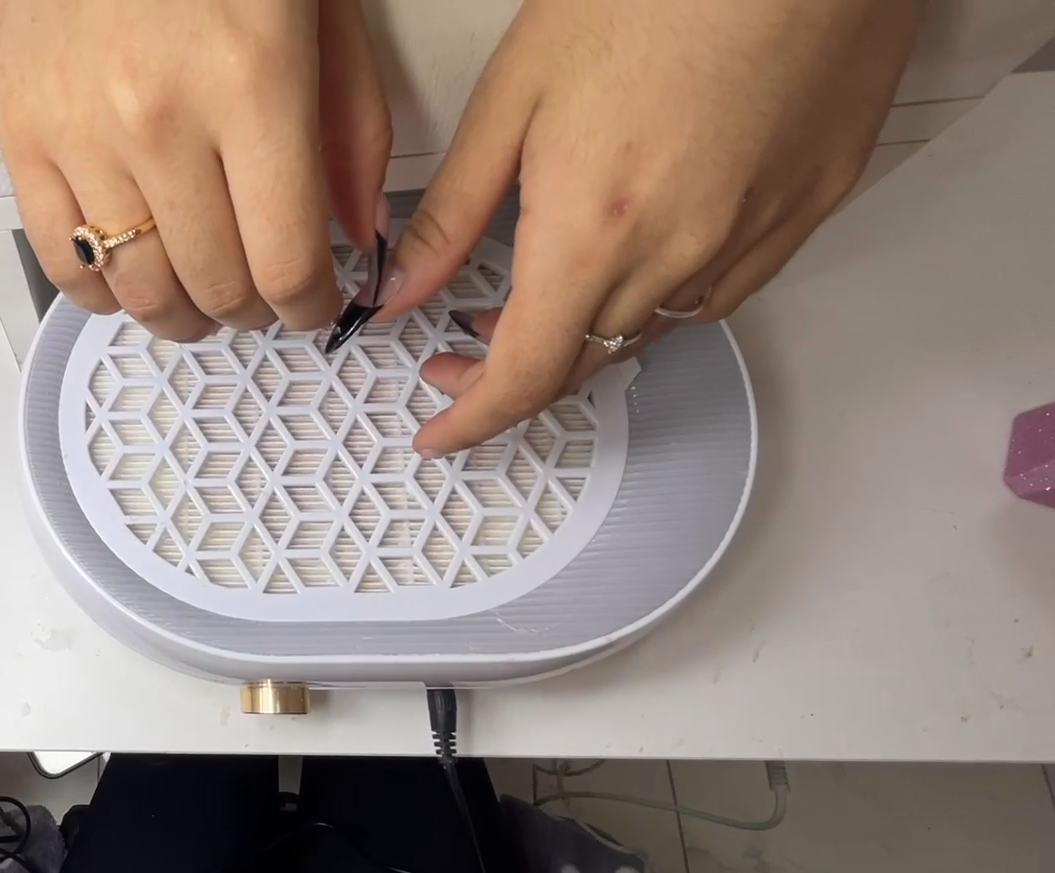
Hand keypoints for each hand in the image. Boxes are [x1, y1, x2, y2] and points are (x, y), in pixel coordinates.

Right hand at [0, 0, 389, 341]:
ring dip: (181, 318)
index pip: (285, 260)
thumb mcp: (318, 3)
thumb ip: (351, 125)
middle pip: (215, 288)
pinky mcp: (21, 142)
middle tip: (259, 301)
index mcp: (252, 84)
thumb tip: (356, 232)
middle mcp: (160, 125)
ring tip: (198, 305)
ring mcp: (81, 139)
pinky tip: (130, 281)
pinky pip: (64, 265)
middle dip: (250, 314)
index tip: (313, 308)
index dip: (308, 307)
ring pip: (140, 292)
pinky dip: (104, 297)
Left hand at [374, 0, 924, 456]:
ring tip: (520, 311)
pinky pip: (709, 301)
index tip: (437, 436)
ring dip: (568, 346)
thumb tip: (399, 293)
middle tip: (455, 361)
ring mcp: (752, 234)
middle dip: (503, 382)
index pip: (520, 378)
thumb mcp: (511, 102)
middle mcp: (679, 252)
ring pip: (636, 341)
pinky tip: (614, 278)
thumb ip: (447, 218)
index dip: (470, 422)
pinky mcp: (806, 205)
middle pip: (574, 368)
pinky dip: (641, 313)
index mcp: (593, 233)